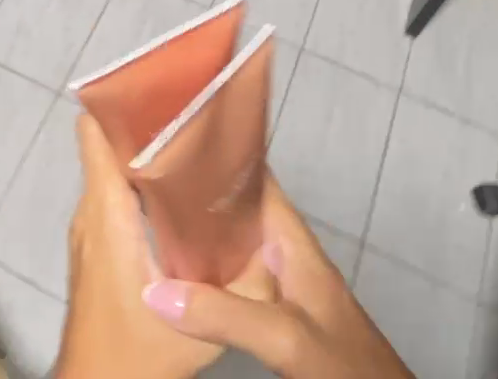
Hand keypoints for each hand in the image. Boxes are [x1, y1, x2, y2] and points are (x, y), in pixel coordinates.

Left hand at [55, 115, 274, 378]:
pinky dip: (138, 182)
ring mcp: (88, 228)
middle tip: (194, 115)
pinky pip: (111, 193)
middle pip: (108, 144)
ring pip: (110, 168)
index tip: (161, 89)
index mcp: (108, 214)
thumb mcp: (201, 318)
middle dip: (147, 123)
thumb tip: (275, 246)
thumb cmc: (135, 355)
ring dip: (144, 152)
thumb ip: (243, 282)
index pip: (96, 134)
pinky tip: (176, 194)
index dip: (122, 103)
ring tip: (191, 146)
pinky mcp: (93, 244)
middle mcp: (91, 211)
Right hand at [138, 177, 413, 378]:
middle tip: (151, 178)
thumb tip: (153, 291)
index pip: (258, 180)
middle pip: (238, 211)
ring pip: (232, 246)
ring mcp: (280, 288)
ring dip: (199, 233)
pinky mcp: (273, 316)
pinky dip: (205, 271)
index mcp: (294, 242)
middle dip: (200, 192)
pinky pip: (231, 281)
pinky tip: (177, 277)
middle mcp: (284, 256)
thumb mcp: (285, 335)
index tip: (179, 140)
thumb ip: (226, 313)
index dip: (224, 155)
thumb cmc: (346, 362)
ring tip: (152, 217)